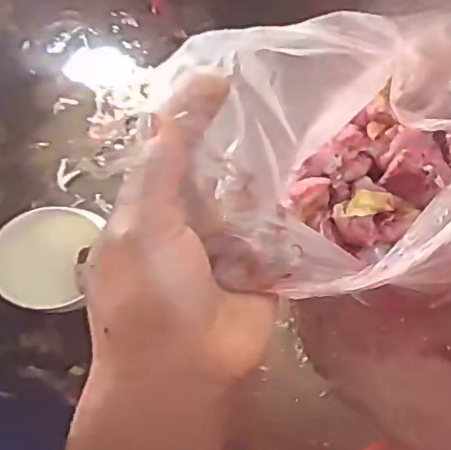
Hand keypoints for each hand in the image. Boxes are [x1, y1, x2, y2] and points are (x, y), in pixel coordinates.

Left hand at [84, 71, 275, 390]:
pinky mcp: (263, 270)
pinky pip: (279, 237)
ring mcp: (229, 248)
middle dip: (240, 146)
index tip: (221, 81)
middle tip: (272, 108)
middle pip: (219, 173)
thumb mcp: (143, 229)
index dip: (191, 114)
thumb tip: (172, 118)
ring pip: (253, 204)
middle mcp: (191, 223)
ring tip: (297, 151)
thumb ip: (159, 175)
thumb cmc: (150, 298)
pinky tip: (307, 200)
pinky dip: (289, 223)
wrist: (185, 368)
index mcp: (150, 209)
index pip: (169, 149)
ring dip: (269, 187)